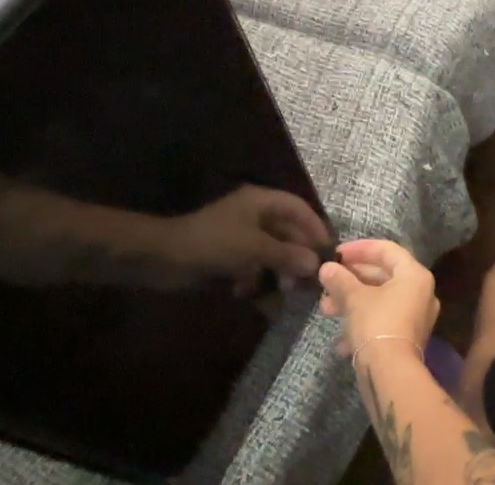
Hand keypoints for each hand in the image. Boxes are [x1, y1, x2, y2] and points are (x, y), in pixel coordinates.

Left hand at [168, 184, 329, 290]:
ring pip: (270, 251)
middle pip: (286, 231)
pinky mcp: (228, 256)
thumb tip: (316, 262)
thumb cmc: (214, 244)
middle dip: (297, 254)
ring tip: (284, 290)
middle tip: (309, 279)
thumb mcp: (254, 248)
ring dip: (278, 270)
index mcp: (260, 201)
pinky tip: (249, 293)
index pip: (297, 207)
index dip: (315, 226)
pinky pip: (252, 265)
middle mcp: (253, 214)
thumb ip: (287, 254)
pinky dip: (254, 278)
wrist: (165, 258)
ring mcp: (239, 235)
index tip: (328, 250)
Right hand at [318, 239, 438, 359]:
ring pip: (380, 301)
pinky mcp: (407, 340)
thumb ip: (340, 279)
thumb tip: (326, 268)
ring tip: (325, 310)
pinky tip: (341, 341)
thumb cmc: (376, 324)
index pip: (386, 250)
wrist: (391, 375)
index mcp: (414, 275)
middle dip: (351, 280)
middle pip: (382, 276)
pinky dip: (362, 324)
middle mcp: (420, 293)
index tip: (336, 254)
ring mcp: (415, 318)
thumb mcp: (354, 298)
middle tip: (327, 283)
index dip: (359, 249)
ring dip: (352, 302)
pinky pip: (383, 321)